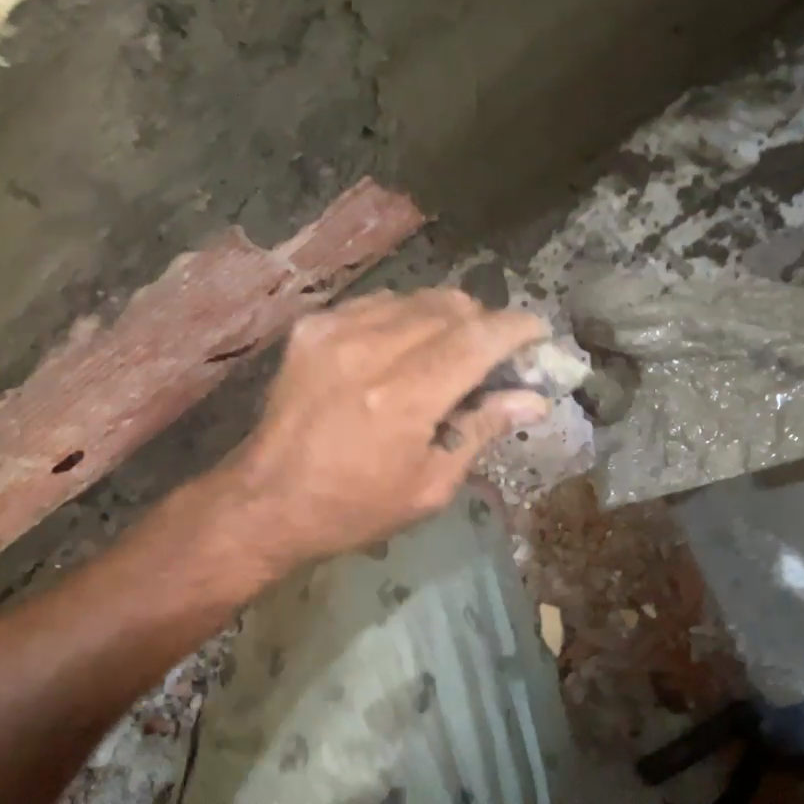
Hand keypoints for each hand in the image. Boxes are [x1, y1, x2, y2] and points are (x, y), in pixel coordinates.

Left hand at [226, 288, 551, 569]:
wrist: (265, 500)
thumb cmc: (354, 507)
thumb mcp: (430, 486)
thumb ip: (482, 429)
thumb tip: (534, 398)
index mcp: (403, 397)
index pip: (477, 338)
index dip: (517, 328)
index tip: (538, 334)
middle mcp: (369, 349)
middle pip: (451, 306)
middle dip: (484, 322)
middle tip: (494, 353)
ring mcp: (336, 330)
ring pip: (416, 296)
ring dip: (446, 317)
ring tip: (449, 350)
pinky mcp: (312, 326)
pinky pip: (379, 302)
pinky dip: (404, 317)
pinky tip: (402, 348)